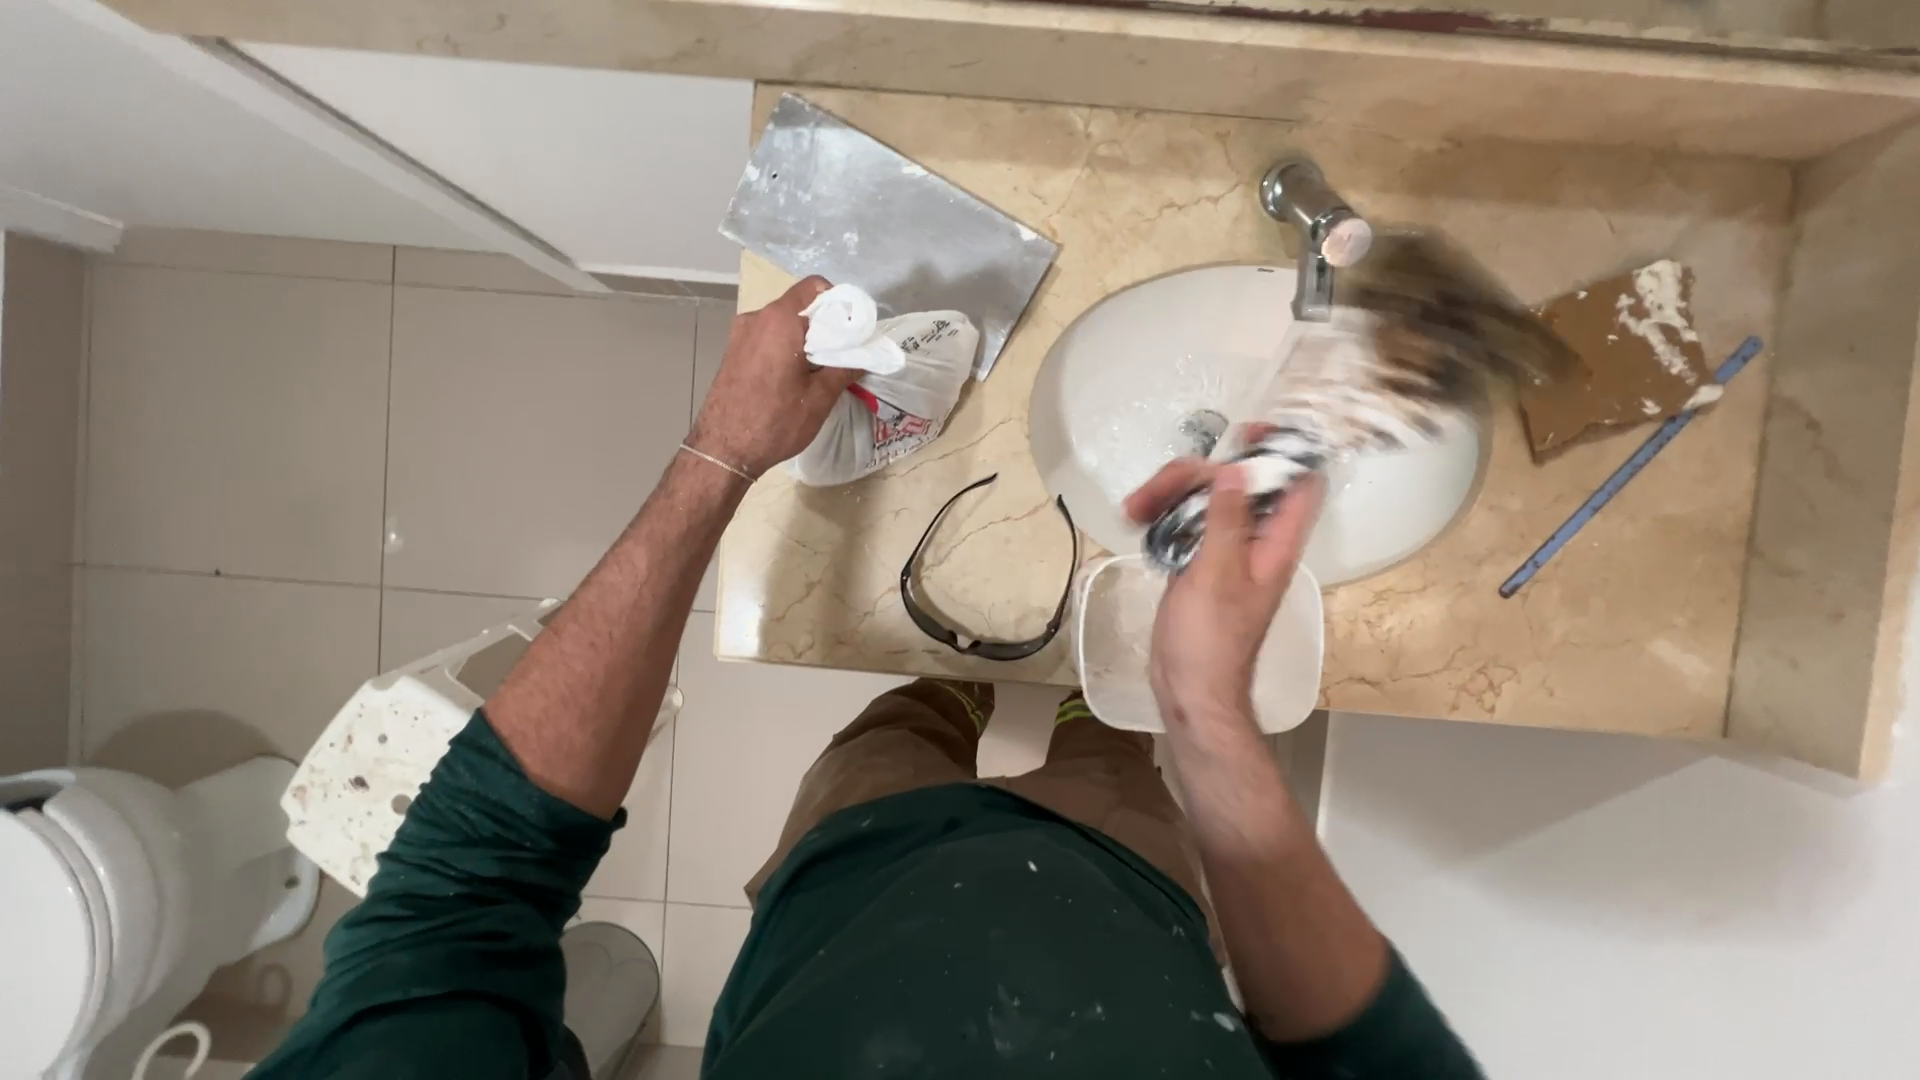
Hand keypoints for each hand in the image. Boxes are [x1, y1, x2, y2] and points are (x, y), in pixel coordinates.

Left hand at [688, 276, 861, 476]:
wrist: (723, 450)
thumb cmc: (775, 421)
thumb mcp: (820, 398)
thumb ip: (845, 368)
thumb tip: (866, 355)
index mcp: (780, 320)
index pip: (816, 287)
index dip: (840, 304)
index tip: (853, 331)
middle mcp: (757, 318)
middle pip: (800, 306)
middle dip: (825, 325)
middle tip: (843, 354)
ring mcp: (741, 334)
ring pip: (784, 324)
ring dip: (805, 339)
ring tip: (820, 370)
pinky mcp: (734, 351)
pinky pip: (768, 338)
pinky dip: (786, 348)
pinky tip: (795, 377)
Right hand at [1123, 460, 1325, 731]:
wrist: (1190, 689)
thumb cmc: (1209, 639)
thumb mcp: (1217, 575)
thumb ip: (1228, 521)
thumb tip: (1236, 472)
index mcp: (1274, 544)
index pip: (1297, 484)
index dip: (1280, 453)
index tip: (1242, 438)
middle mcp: (1255, 543)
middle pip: (1236, 486)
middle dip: (1197, 477)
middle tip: (1158, 486)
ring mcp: (1225, 554)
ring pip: (1205, 503)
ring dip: (1170, 496)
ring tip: (1134, 509)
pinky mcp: (1198, 565)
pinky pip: (1186, 526)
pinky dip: (1163, 518)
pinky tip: (1138, 522)